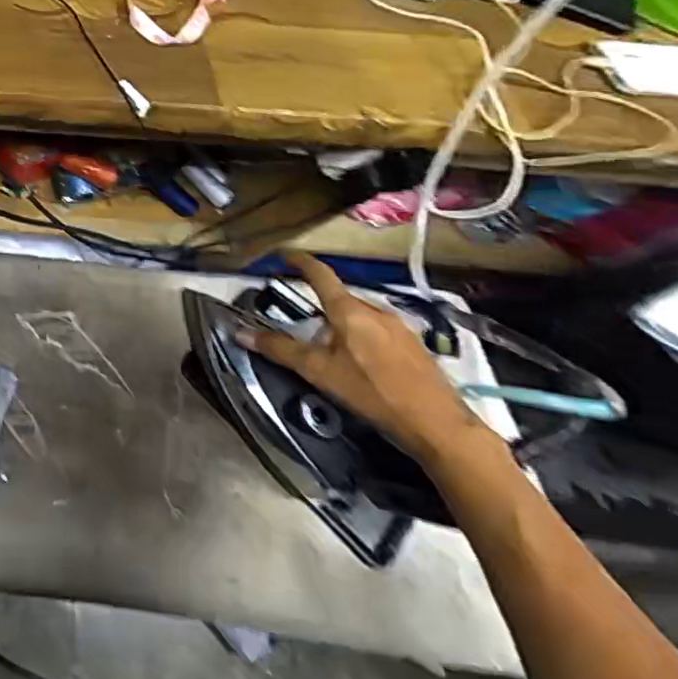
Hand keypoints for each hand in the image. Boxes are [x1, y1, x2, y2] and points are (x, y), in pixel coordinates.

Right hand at [238, 252, 497, 463]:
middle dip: (321, 308)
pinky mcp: (414, 345)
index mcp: (349, 311)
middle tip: (305, 327)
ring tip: (334, 354)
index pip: (320, 275)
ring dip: (343, 327)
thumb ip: (281, 350)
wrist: (435, 423)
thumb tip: (242, 332)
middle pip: (341, 299)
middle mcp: (375, 310)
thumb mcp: (320, 373)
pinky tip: (364, 367)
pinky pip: (379, 332)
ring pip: (361, 317)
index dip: (301, 262)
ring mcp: (399, 326)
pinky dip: (363, 340)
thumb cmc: (372, 393)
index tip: (286, 255)